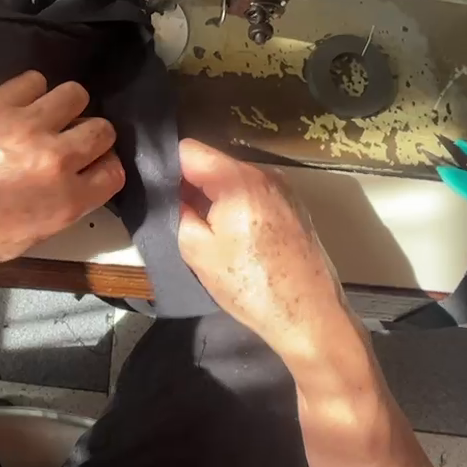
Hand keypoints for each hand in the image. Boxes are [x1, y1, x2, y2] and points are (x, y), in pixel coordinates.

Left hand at [0, 71, 124, 281]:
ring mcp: (26, 125)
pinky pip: (33, 80)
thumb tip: (74, 183)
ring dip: (65, 106)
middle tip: (68, 141)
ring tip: (45, 117)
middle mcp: (55, 158)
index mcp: (66, 201)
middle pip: (101, 128)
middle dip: (89, 135)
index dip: (103, 167)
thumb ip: (61, 208)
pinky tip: (17, 105)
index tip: (89, 166)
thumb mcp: (27, 240)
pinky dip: (31, 91)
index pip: (114, 171)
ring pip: (74, 94)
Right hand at [176, 138, 350, 358]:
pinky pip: (253, 191)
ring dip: (214, 195)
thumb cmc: (250, 285)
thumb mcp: (197, 250)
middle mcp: (264, 173)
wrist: (310, 316)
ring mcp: (283, 187)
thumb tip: (169, 193)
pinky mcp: (293, 204)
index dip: (166, 166)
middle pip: (213, 161)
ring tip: (207, 230)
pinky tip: (234, 237)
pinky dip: (237, 204)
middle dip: (191, 183)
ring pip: (233, 177)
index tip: (155, 189)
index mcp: (238, 180)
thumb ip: (177, 211)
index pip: (188, 149)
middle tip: (177, 214)